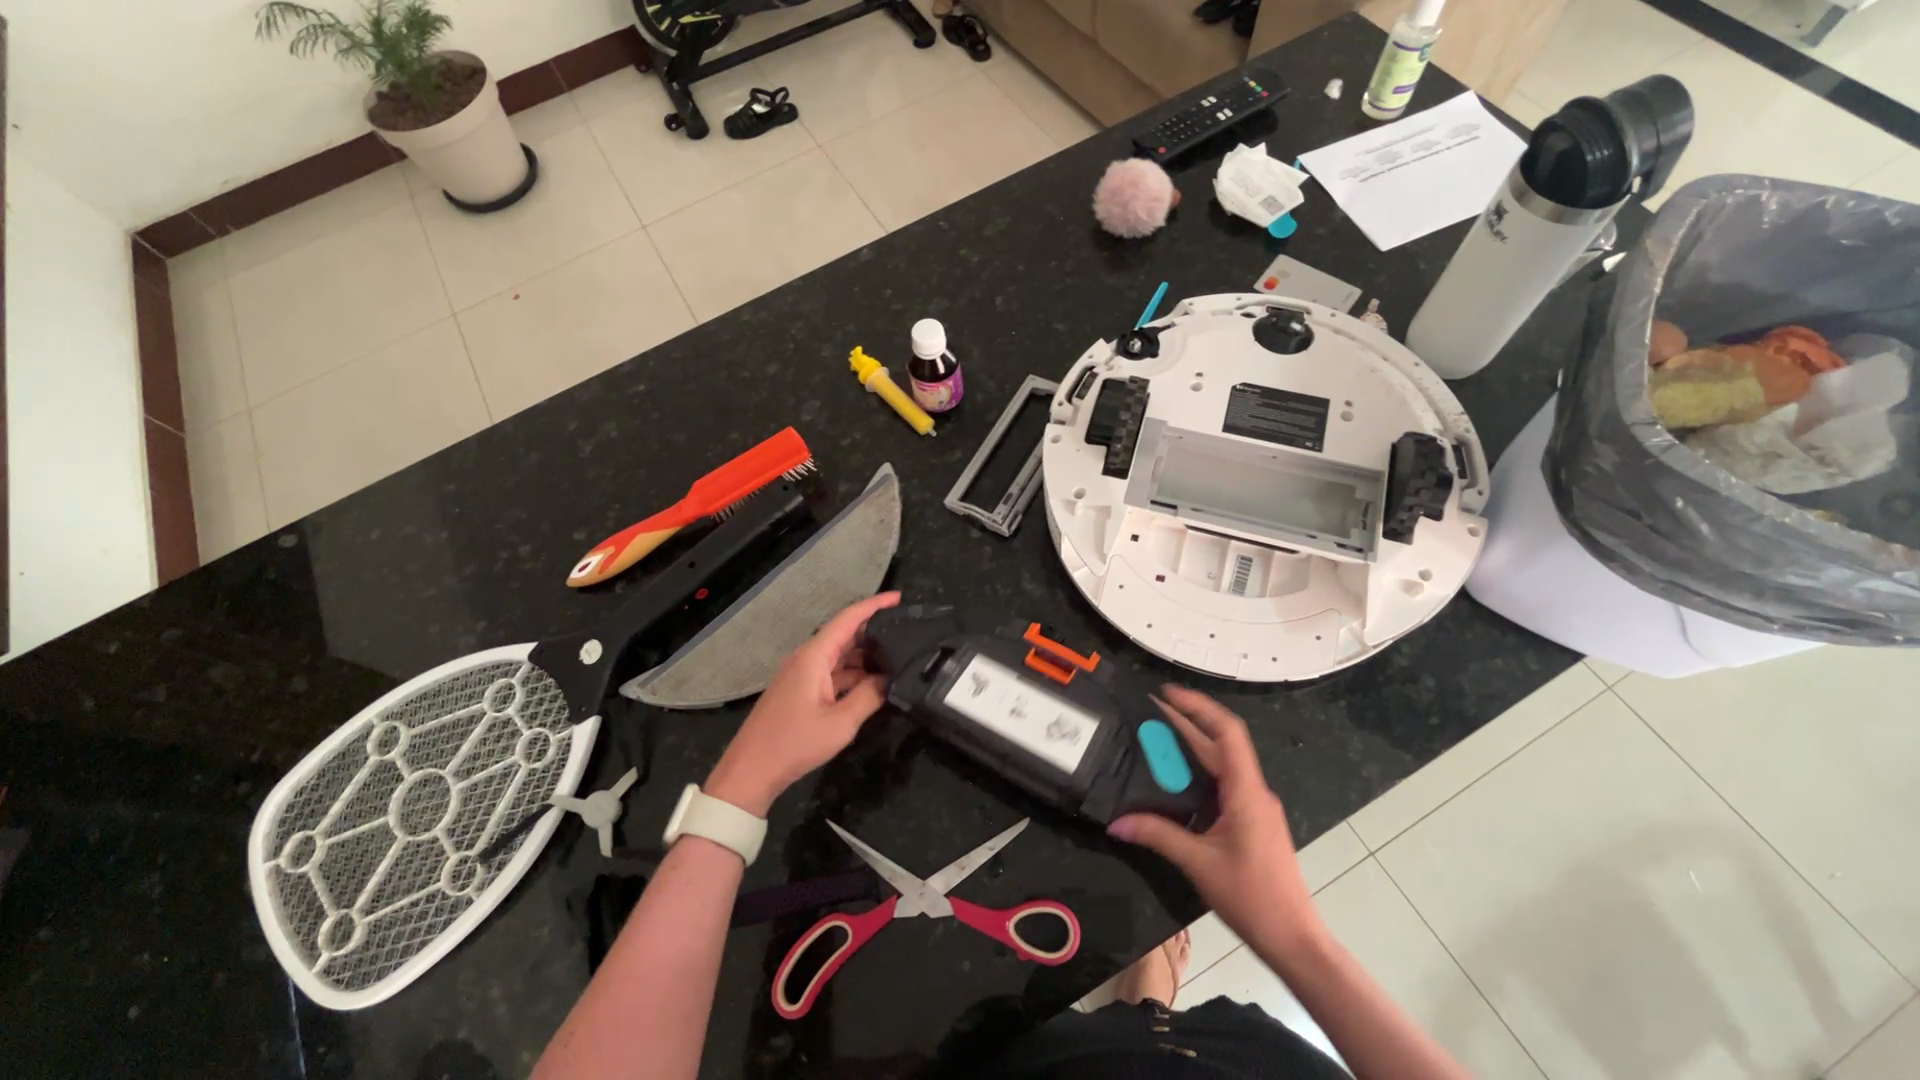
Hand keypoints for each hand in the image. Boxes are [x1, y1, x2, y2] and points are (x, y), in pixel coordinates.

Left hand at [704, 592, 901, 815]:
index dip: (874, 606)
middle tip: (908, 632)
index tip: (898, 598)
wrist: (752, 770)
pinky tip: (874, 683)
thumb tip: (891, 679)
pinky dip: (853, 674)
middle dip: (874, 631)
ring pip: (839, 656)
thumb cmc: (795, 743)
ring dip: (865, 657)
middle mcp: (807, 658)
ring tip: (898, 658)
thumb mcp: (841, 722)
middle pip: (844, 635)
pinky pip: (831, 673)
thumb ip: (869, 696)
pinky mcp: (800, 691)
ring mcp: (801, 675)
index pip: (847, 619)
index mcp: (814, 657)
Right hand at [1107, 686, 1324, 954]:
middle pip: (1221, 744)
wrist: (1293, 937)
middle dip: (1187, 723)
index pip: (1227, 732)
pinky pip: (1223, 786)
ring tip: (1155, 741)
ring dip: (1192, 748)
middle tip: (1149, 712)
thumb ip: (1158, 836)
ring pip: (1222, 765)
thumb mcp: (1199, 864)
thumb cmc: (1252, 896)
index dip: (1198, 706)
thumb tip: (1117, 821)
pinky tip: (1174, 783)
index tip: (1167, 693)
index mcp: (1246, 792)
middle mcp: (1253, 791)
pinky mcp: (1252, 823)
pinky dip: (1197, 775)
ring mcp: (1255, 807)